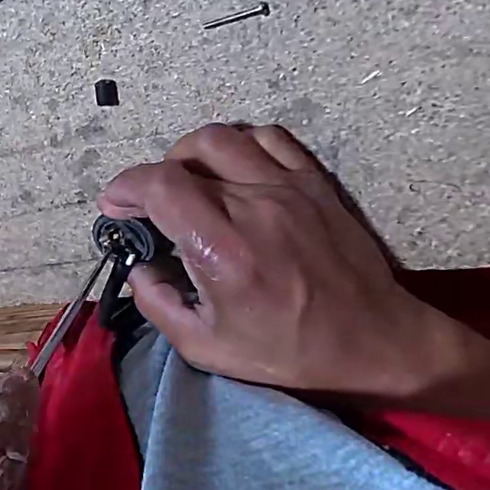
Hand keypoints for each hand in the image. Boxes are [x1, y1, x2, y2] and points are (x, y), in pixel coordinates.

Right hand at [97, 124, 475, 399]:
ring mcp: (288, 188)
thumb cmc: (289, 351)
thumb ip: (157, 304)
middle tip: (148, 204)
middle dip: (150, 177)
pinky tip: (232, 170)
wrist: (374, 342)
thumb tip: (138, 267)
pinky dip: (237, 145)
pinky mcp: (314, 183)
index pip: (160, 186)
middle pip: (184, 159)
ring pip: (221, 138)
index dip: (125, 187)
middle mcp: (254, 207)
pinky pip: (268, 138)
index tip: (115, 204)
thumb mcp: (206, 348)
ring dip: (188, 154)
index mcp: (223, 250)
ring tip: (186, 181)